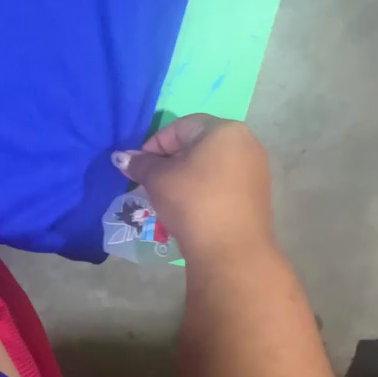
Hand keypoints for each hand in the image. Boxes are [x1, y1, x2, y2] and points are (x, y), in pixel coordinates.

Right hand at [112, 114, 273, 262]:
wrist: (230, 248)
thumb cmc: (192, 202)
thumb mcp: (157, 180)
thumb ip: (139, 164)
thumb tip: (120, 157)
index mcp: (222, 130)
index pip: (177, 128)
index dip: (153, 147)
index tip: (141, 169)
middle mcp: (245, 141)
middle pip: (196, 143)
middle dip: (170, 160)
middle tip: (152, 183)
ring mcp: (255, 166)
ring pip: (209, 163)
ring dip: (186, 174)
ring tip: (170, 196)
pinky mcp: (257, 190)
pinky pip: (223, 179)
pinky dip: (204, 187)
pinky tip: (192, 206)